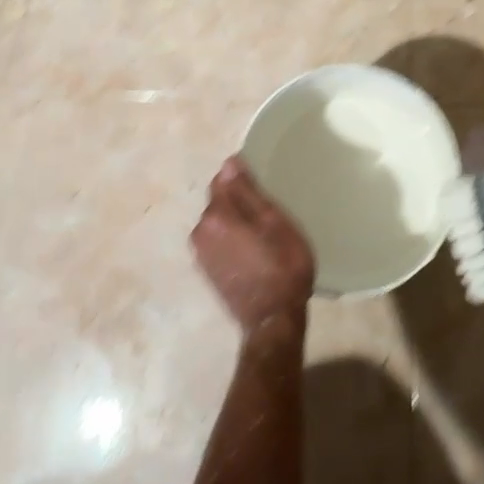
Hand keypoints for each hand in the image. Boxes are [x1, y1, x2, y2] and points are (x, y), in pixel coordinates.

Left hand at [190, 157, 315, 333]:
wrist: (273, 321)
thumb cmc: (282, 267)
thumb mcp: (274, 223)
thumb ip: (248, 192)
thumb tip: (229, 163)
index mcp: (216, 215)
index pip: (222, 180)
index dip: (243, 180)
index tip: (264, 189)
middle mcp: (200, 231)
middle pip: (219, 203)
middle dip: (239, 203)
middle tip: (268, 215)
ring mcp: (201, 254)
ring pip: (219, 224)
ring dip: (236, 224)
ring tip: (263, 236)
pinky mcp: (207, 272)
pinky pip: (219, 243)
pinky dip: (232, 242)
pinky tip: (253, 253)